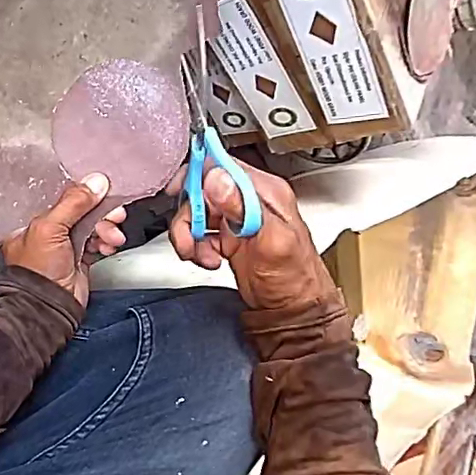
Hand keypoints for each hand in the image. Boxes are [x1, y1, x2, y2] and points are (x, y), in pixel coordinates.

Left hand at [1, 173, 127, 306]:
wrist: (50, 308)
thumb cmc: (38, 272)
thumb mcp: (50, 229)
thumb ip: (72, 203)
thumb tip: (95, 182)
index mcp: (30, 225)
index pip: (58, 200)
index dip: (80, 193)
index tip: (100, 188)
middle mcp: (45, 235)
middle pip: (78, 212)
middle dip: (99, 212)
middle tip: (115, 213)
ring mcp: (63, 249)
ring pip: (91, 227)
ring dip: (106, 229)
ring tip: (112, 237)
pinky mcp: (79, 261)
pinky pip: (97, 244)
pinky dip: (106, 243)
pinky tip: (109, 246)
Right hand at [169, 163, 333, 312]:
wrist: (291, 309)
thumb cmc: (294, 277)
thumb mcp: (272, 239)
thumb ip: (244, 207)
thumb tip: (217, 180)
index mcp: (264, 192)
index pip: (223, 165)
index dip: (197, 173)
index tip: (181, 189)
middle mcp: (247, 201)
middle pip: (200, 191)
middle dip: (189, 215)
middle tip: (190, 233)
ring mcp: (235, 220)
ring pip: (195, 214)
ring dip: (188, 236)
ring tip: (200, 254)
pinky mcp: (225, 238)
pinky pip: (196, 234)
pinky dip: (194, 248)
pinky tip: (208, 260)